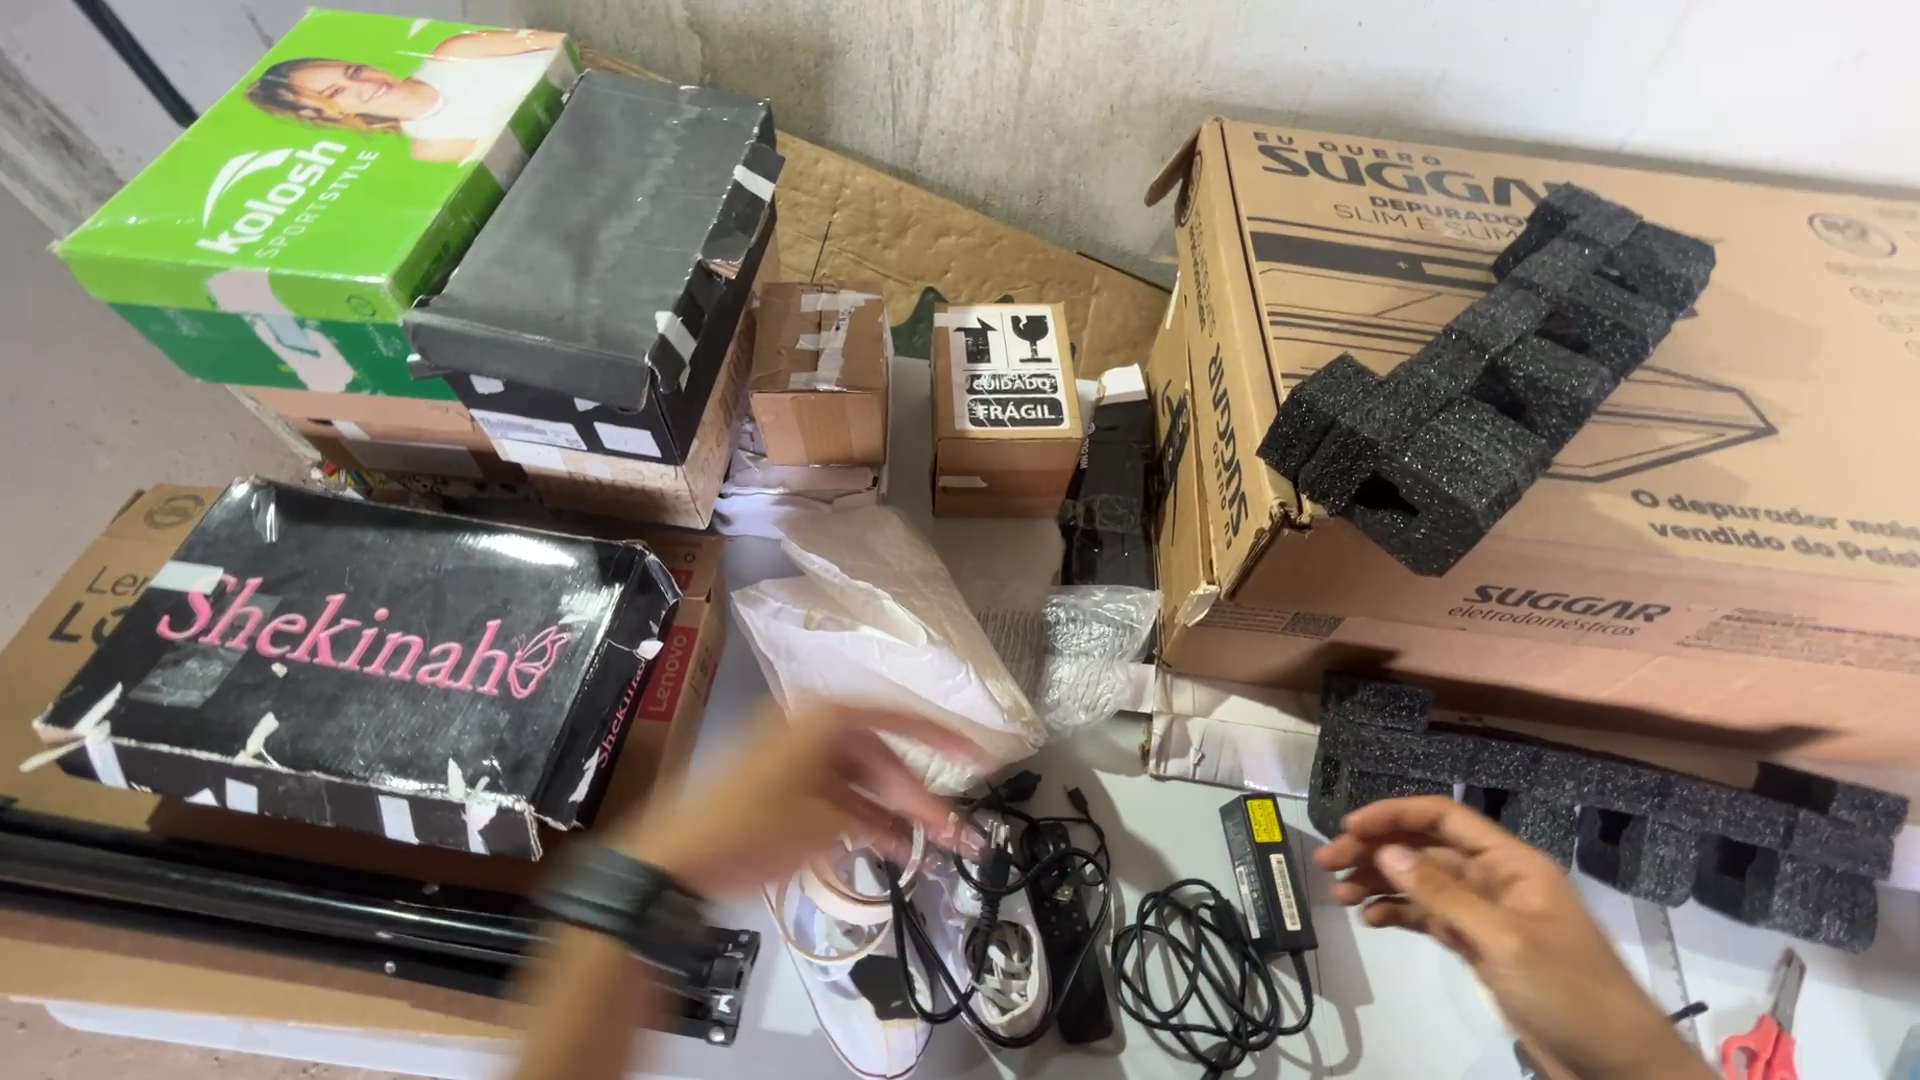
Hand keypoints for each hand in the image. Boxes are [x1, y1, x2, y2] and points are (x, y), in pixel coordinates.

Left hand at [604, 700, 988, 897]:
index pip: (898, 720)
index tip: (978, 758)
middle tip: (952, 829)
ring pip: (863, 781)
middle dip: (917, 795)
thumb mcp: (825, 822)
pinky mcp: (787, 788)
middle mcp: (813, 730)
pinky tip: (890, 845)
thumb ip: (876, 816)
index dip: (942, 739)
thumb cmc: (752, 827)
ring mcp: (798, 759)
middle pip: (882, 757)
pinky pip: (839, 797)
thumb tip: (913, 822)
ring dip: (893, 812)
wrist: (675, 860)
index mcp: (823, 720)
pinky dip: (863, 819)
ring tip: (927, 845)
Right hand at [1315, 797, 1713, 1079]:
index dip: (1394, 814)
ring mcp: (1485, 913)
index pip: (1442, 818)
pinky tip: (1371, 921)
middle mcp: (1495, 879)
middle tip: (1329, 864)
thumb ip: (1441, 892)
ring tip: (1341, 895)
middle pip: (1422, 848)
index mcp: (1511, 863)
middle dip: (1375, 850)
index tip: (1350, 827)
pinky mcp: (1478, 946)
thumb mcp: (1503, 940)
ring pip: (1419, 882)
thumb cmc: (1572, 996)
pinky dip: (1397, 913)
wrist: (1622, 1072)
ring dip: (1379, 882)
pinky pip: (1427, 916)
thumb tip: (1386, 850)